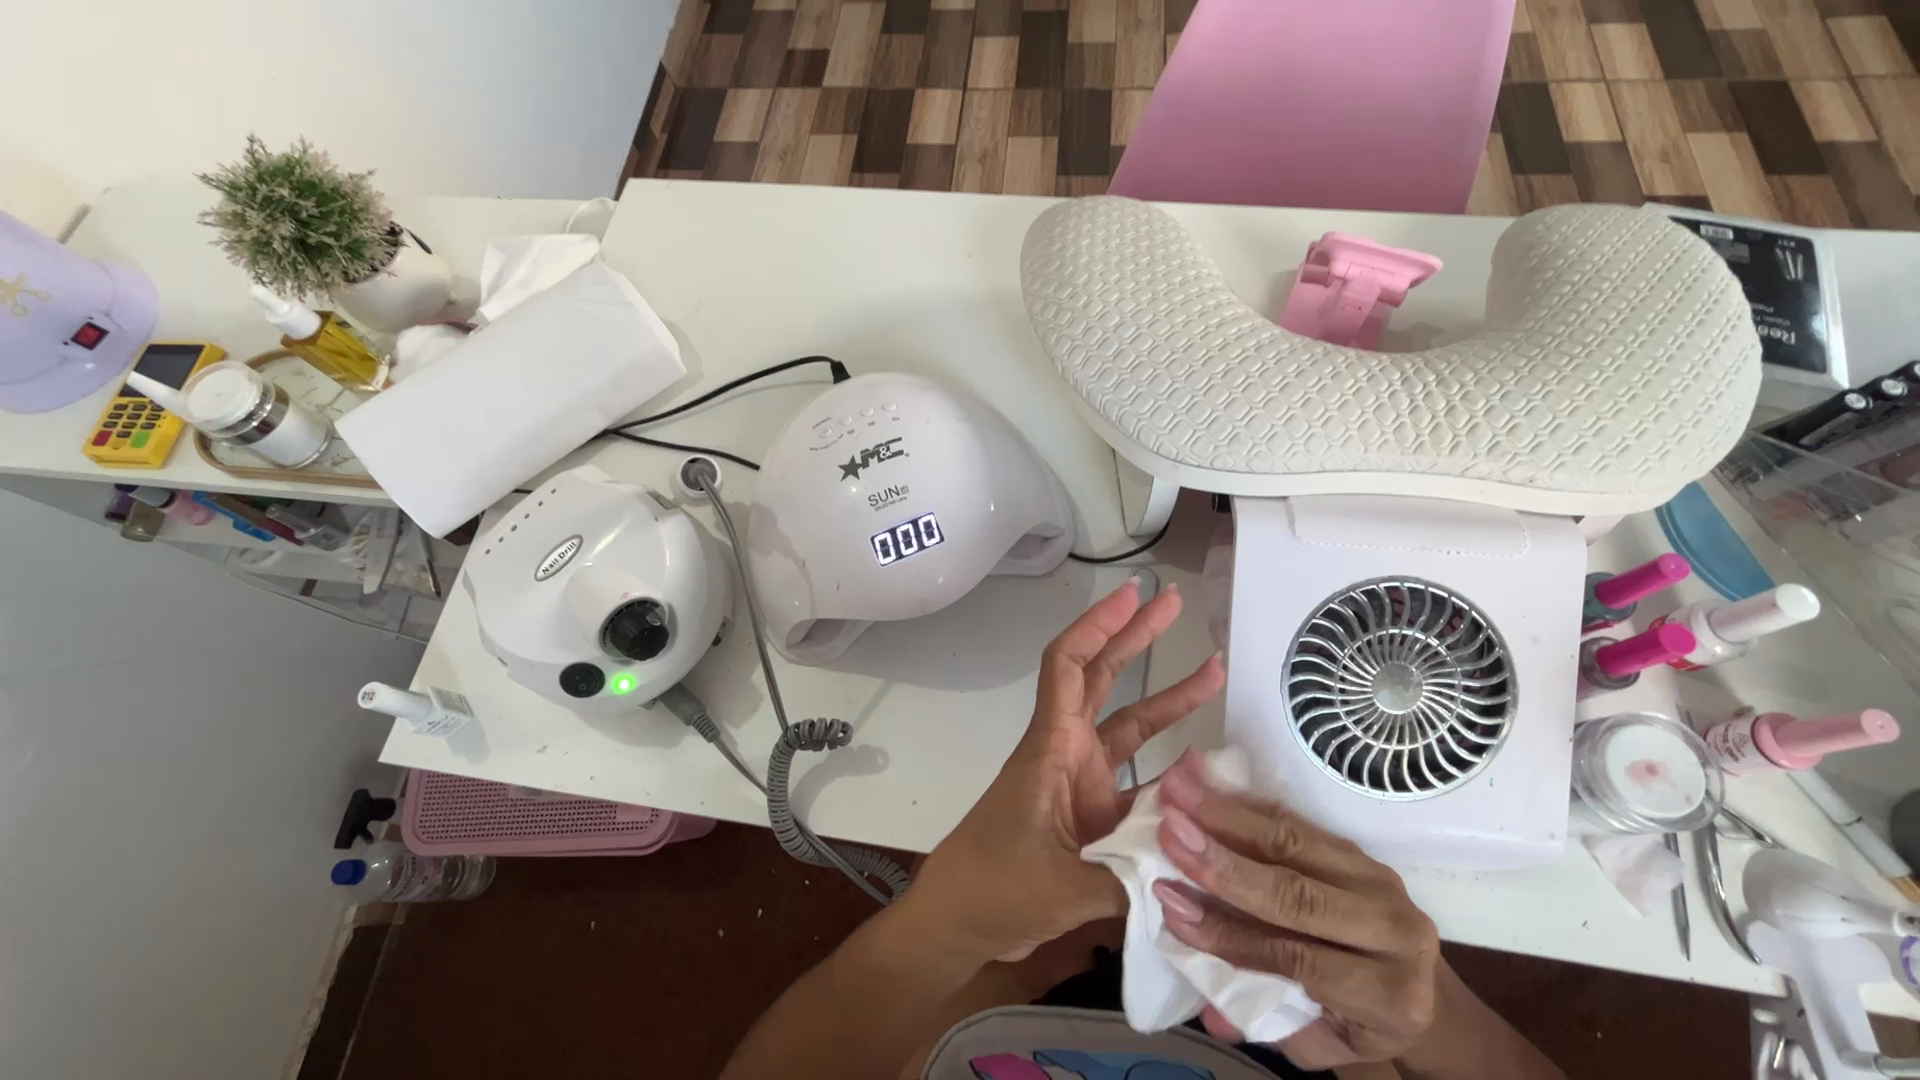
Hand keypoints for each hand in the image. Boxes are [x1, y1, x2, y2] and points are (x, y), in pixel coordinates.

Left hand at [905, 577, 1225, 964]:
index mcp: (1050, 749)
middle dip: (1135, 638)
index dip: (1097, 625)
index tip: (1132, 594)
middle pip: (1101, 678)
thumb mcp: (1059, 888)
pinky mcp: (1093, 815)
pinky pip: (1139, 781)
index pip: (1068, 666)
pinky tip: (1207, 767)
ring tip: (1214, 668)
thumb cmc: (992, 888)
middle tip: (1173, 602)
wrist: (960, 921)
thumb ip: (1128, 879)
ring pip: (1128, 726)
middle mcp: (1067, 753)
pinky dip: (1170, 770)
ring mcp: (1082, 783)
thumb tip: (1191, 866)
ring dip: (1167, 699)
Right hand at [1150, 751, 1441, 1069]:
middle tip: (1167, 831)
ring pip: (1293, 841)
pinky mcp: (1353, 847)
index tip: (1168, 904)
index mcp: (1388, 993)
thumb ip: (1267, 1024)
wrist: (1413, 987)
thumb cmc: (1356, 1022)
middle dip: (1223, 862)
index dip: (1228, 933)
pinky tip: (1202, 779)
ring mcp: (1375, 879)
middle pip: (1297, 891)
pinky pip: (1293, 819)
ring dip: (1225, 812)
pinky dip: (1241, 799)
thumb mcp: (1318, 1042)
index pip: (1296, 956)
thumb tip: (1210, 1011)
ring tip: (1174, 788)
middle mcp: (1392, 929)